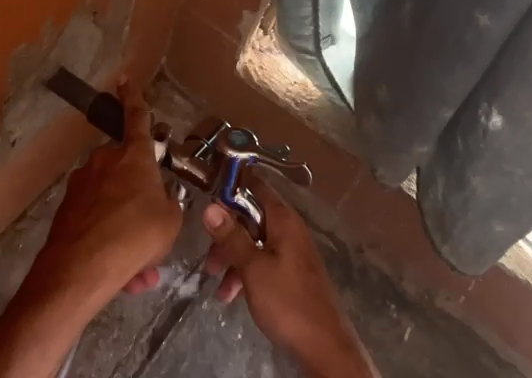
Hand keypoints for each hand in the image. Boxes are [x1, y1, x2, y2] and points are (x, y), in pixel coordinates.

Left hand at [33, 80, 183, 306]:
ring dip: (127, 231)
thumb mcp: (170, 222)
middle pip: (127, 172)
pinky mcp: (67, 210)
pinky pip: (97, 223)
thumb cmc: (136, 235)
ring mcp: (82, 184)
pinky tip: (121, 276)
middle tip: (151, 231)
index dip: (134, 98)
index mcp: (134, 156)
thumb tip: (161, 202)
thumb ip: (169, 205)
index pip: (137, 118)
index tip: (124, 80)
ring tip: (139, 271)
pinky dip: (110, 244)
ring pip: (113, 204)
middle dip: (139, 199)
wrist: (81, 269)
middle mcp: (105, 162)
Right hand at [202, 184, 377, 377]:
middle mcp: (289, 230)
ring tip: (217, 284)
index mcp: (283, 220)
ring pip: (255, 244)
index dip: (231, 187)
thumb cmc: (287, 301)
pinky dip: (247, 273)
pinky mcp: (292, 274)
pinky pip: (264, 263)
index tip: (208, 194)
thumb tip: (210, 205)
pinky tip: (232, 295)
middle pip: (251, 219)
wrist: (324, 346)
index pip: (255, 186)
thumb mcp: (253, 267)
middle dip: (227, 235)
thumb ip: (231, 236)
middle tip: (208, 257)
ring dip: (233, 259)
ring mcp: (292, 252)